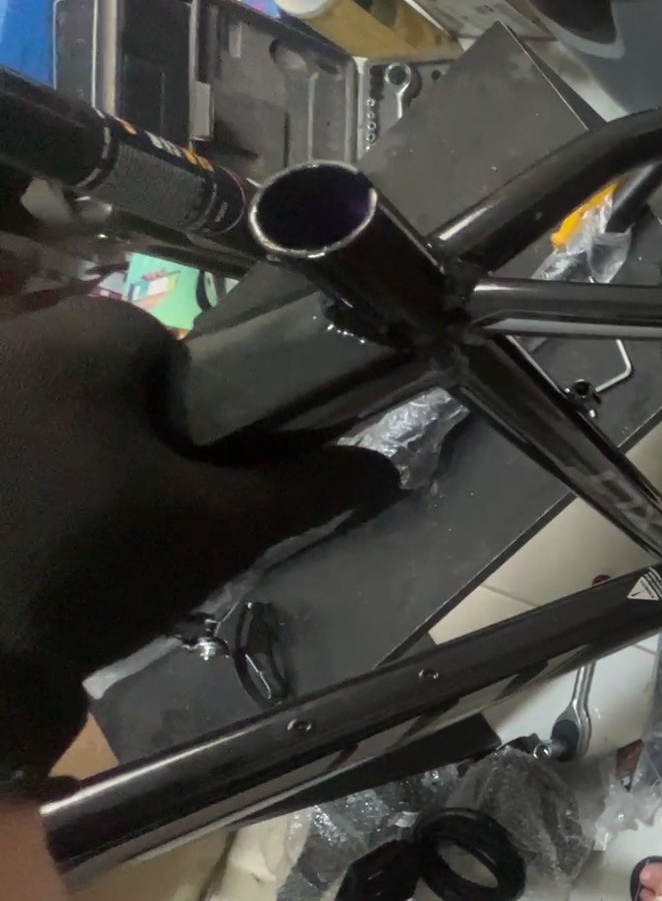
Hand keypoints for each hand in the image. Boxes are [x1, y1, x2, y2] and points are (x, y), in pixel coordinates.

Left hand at [0, 298, 397, 779]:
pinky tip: (33, 525)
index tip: (204, 444)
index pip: (143, 330)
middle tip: (154, 483)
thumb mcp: (227, 528)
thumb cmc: (92, 569)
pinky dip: (19, 467)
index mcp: (58, 359)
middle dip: (122, 412)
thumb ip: (310, 488)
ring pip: (27, 401)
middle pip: (77, 364)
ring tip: (91, 510)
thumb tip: (385, 469)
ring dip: (65, 438)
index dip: (188, 384)